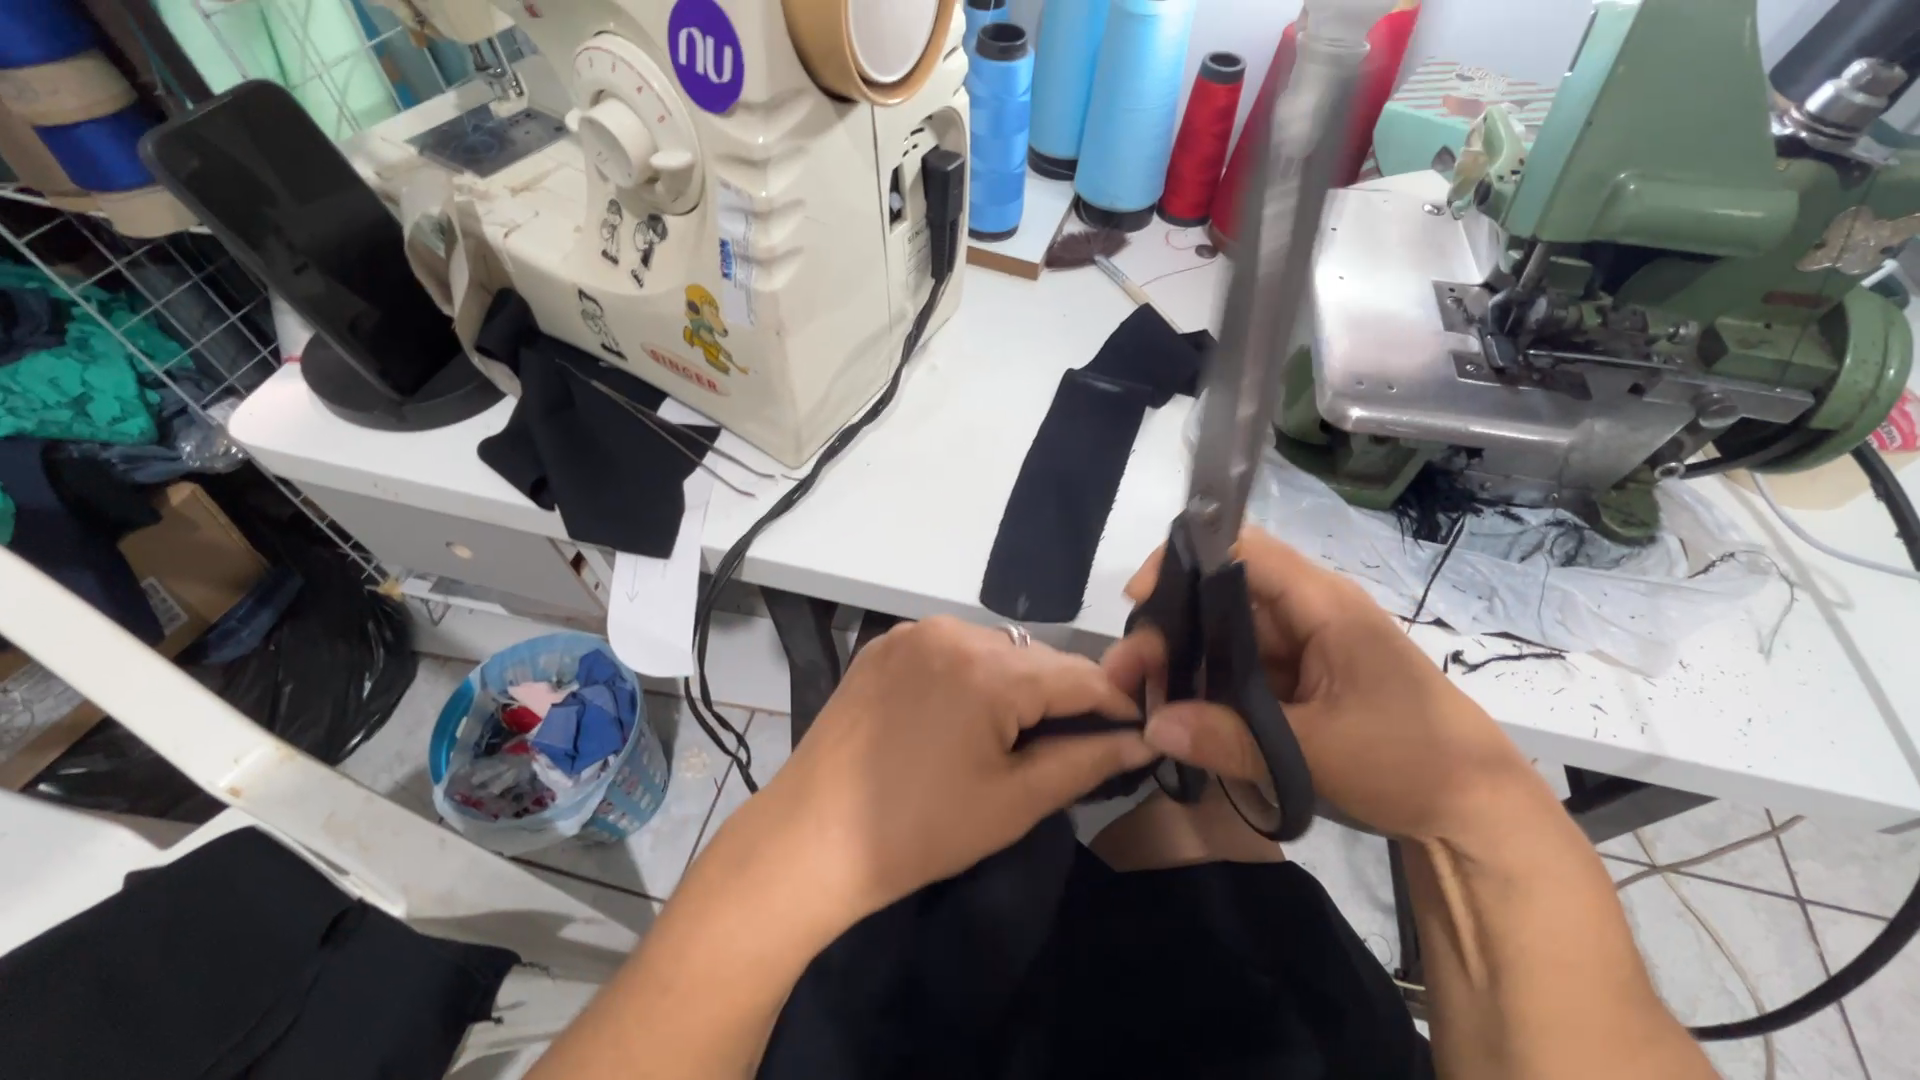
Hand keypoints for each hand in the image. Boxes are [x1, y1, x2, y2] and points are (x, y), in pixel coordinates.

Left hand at [743, 617, 1153, 917]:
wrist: (812, 839)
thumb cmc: (921, 830)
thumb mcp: (1015, 800)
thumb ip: (1087, 761)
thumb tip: (1142, 740)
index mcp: (990, 668)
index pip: (1081, 674)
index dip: (1116, 704)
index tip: (1135, 732)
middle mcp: (953, 631)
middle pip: (1036, 657)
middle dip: (1064, 694)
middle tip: (1075, 743)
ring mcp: (911, 633)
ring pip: (994, 649)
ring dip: (1017, 682)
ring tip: (1017, 734)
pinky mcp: (883, 647)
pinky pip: (950, 650)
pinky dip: (971, 675)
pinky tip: (964, 716)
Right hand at [1104, 527, 1537, 840]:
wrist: (1475, 812)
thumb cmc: (1409, 761)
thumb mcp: (1314, 753)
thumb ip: (1228, 737)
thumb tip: (1151, 725)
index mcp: (1324, 606)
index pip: (1245, 553)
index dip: (1187, 561)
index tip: (1138, 598)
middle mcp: (1310, 616)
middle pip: (1225, 598)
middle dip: (1171, 628)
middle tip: (1128, 672)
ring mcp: (1306, 650)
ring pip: (1230, 637)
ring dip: (1186, 661)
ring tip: (1142, 693)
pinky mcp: (1304, 683)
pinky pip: (1245, 671)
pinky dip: (1211, 686)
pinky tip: (1178, 709)